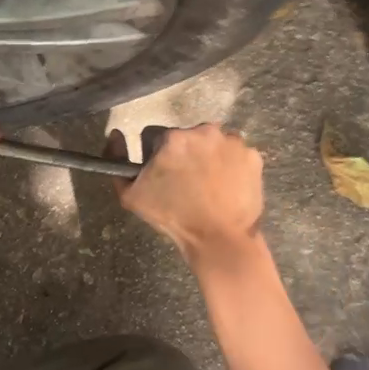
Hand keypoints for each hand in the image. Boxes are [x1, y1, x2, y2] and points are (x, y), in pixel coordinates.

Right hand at [106, 124, 263, 257]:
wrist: (219, 238)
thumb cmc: (172, 216)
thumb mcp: (130, 194)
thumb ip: (114, 160)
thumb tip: (115, 134)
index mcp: (174, 138)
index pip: (155, 136)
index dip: (155, 155)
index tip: (162, 174)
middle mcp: (205, 131)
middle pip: (186, 136)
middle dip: (183, 152)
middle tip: (184, 180)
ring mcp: (233, 143)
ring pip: (212, 142)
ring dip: (207, 155)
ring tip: (207, 183)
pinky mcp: (254, 157)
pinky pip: (235, 154)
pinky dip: (230, 165)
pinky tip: (224, 185)